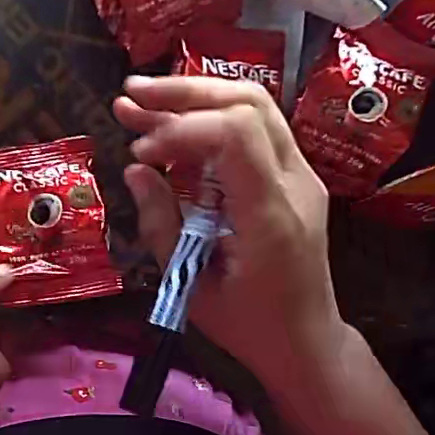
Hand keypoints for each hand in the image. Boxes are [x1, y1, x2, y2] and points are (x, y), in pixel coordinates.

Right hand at [113, 75, 346, 385]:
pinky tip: (176, 126)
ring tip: (143, 102)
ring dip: (197, 98)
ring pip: (255, 107)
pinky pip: (256, 130)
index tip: (138, 152)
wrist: (304, 340)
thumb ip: (163, 225)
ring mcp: (301, 176)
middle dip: (184, 93)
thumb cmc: (246, 326)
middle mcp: (295, 183)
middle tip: (130, 96)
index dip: (180, 131)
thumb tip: (136, 172)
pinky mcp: (294, 178)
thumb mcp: (191, 287)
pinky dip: (212, 121)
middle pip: (248, 103)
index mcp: (270, 215)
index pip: (234, 135)